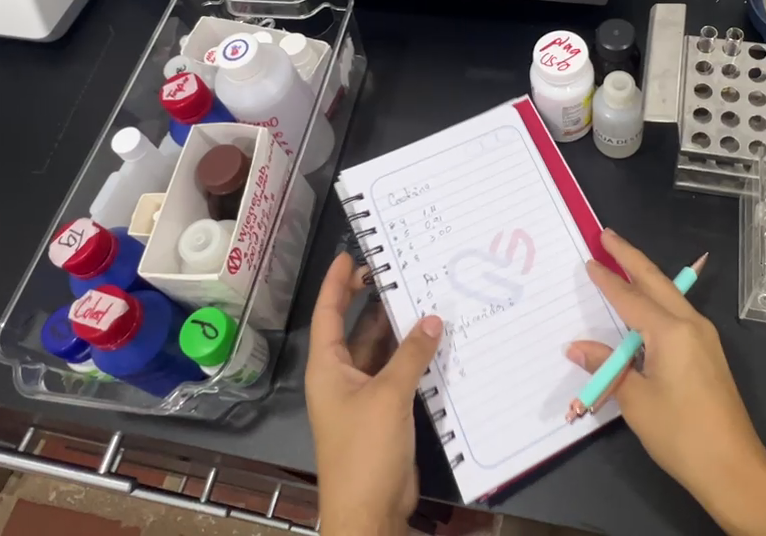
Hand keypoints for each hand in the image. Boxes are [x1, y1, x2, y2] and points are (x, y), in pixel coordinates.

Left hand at [306, 252, 442, 535]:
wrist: (369, 513)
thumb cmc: (365, 450)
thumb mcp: (388, 396)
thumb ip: (412, 354)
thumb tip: (433, 318)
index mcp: (329, 367)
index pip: (328, 314)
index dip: (336, 283)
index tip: (349, 255)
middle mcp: (343, 375)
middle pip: (357, 328)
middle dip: (375, 300)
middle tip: (400, 269)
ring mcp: (364, 395)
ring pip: (382, 349)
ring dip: (400, 328)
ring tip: (426, 294)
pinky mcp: (385, 412)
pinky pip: (398, 372)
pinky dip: (414, 355)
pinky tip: (436, 338)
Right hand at [566, 230, 765, 535]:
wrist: (734, 467)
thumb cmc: (681, 433)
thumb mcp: (636, 400)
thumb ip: (608, 367)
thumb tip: (576, 347)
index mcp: (671, 331)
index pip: (631, 298)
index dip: (608, 280)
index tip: (589, 259)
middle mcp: (690, 324)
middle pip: (655, 281)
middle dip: (630, 256)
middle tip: (608, 235)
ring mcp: (704, 337)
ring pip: (669, 294)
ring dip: (645, 275)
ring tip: (623, 260)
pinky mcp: (707, 352)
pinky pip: (677, 312)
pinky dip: (656, 298)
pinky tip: (645, 303)